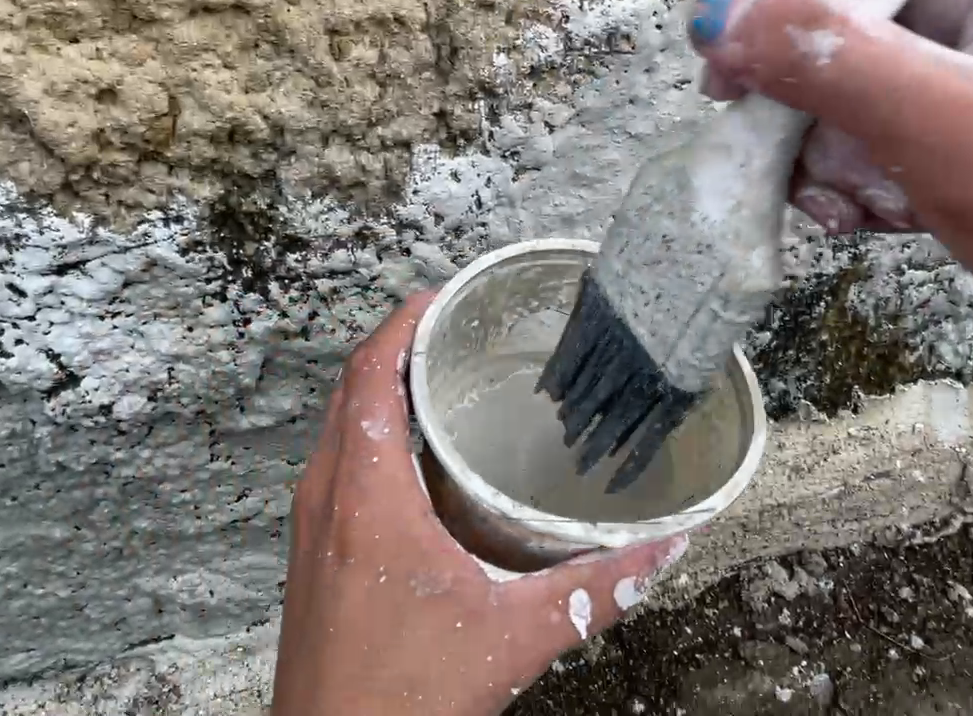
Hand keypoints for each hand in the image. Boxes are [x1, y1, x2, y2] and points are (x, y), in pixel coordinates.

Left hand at [271, 294, 690, 715]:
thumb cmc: (400, 699)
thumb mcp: (509, 638)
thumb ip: (591, 592)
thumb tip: (659, 550)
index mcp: (366, 494)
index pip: (370, 374)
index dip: (402, 324)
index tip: (442, 296)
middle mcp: (327, 491)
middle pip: (351, 384)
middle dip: (398, 342)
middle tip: (452, 325)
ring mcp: (312, 517)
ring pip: (341, 418)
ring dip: (381, 381)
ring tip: (438, 368)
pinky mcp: (314, 542)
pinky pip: (338, 452)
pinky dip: (371, 422)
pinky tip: (414, 444)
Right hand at [687, 0, 972, 392]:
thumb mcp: (968, 136)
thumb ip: (838, 64)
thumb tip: (714, 16)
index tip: (729, 82)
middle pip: (838, 15)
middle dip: (808, 103)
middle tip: (808, 172)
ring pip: (840, 81)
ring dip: (826, 152)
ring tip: (861, 210)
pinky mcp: (968, 120)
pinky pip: (866, 128)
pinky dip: (850, 176)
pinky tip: (872, 219)